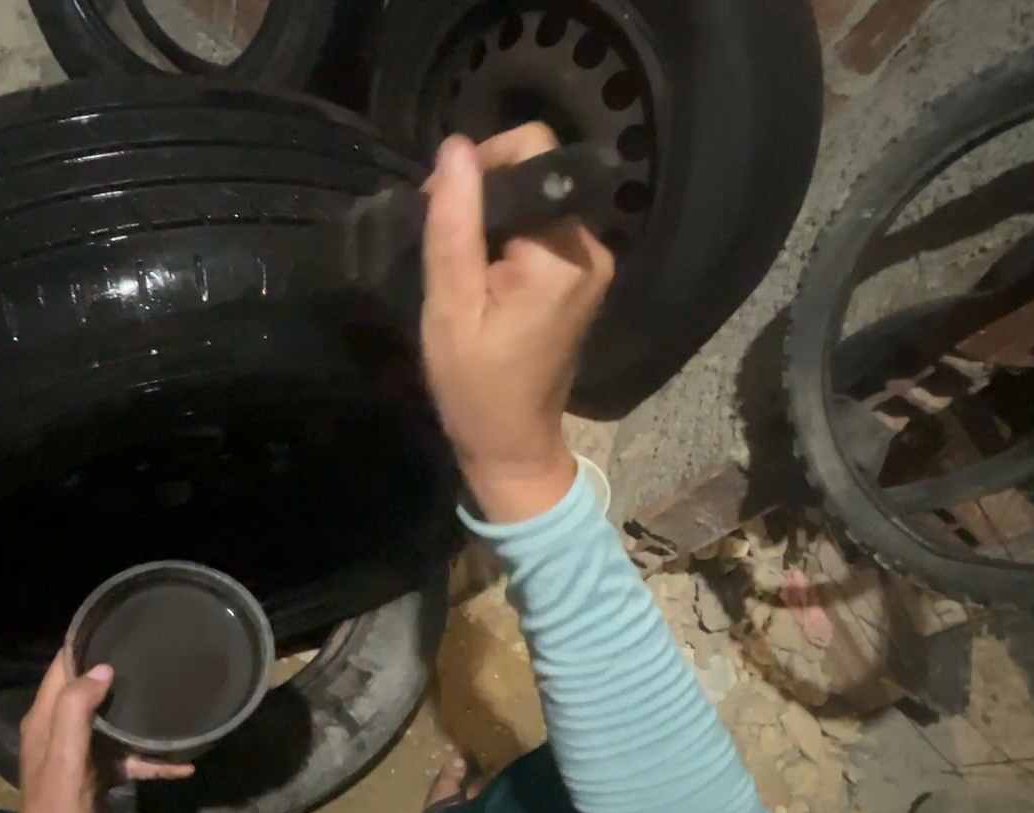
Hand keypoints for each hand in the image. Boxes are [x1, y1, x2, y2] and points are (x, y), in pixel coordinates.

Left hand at [14, 650, 192, 812]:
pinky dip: (155, 759)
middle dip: (118, 670)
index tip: (116, 623)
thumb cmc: (59, 804)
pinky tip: (184, 762)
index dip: (83, 643)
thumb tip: (105, 668)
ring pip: (116, 722)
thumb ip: (78, 707)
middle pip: (91, 689)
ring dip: (141, 714)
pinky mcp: (103, 775)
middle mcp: (63, 730)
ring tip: (171, 695)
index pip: (62, 667)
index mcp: (46, 718)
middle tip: (153, 652)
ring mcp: (85, 753)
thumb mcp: (65, 753)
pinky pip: (133, 758)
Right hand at [421, 124, 615, 523]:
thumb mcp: (451, 307)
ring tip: (460, 270)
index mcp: (563, 254)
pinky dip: (508, 245)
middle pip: (536, 180)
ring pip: (536, 207)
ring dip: (492, 224)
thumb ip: (453, 226)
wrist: (512, 445)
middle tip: (444, 245)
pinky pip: (542, 236)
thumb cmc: (475, 387)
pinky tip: (483, 282)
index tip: (442, 207)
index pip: (534, 155)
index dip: (482, 165)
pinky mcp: (583, 282)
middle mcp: (591, 250)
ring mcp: (592, 267)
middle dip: (484, 199)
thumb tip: (454, 147)